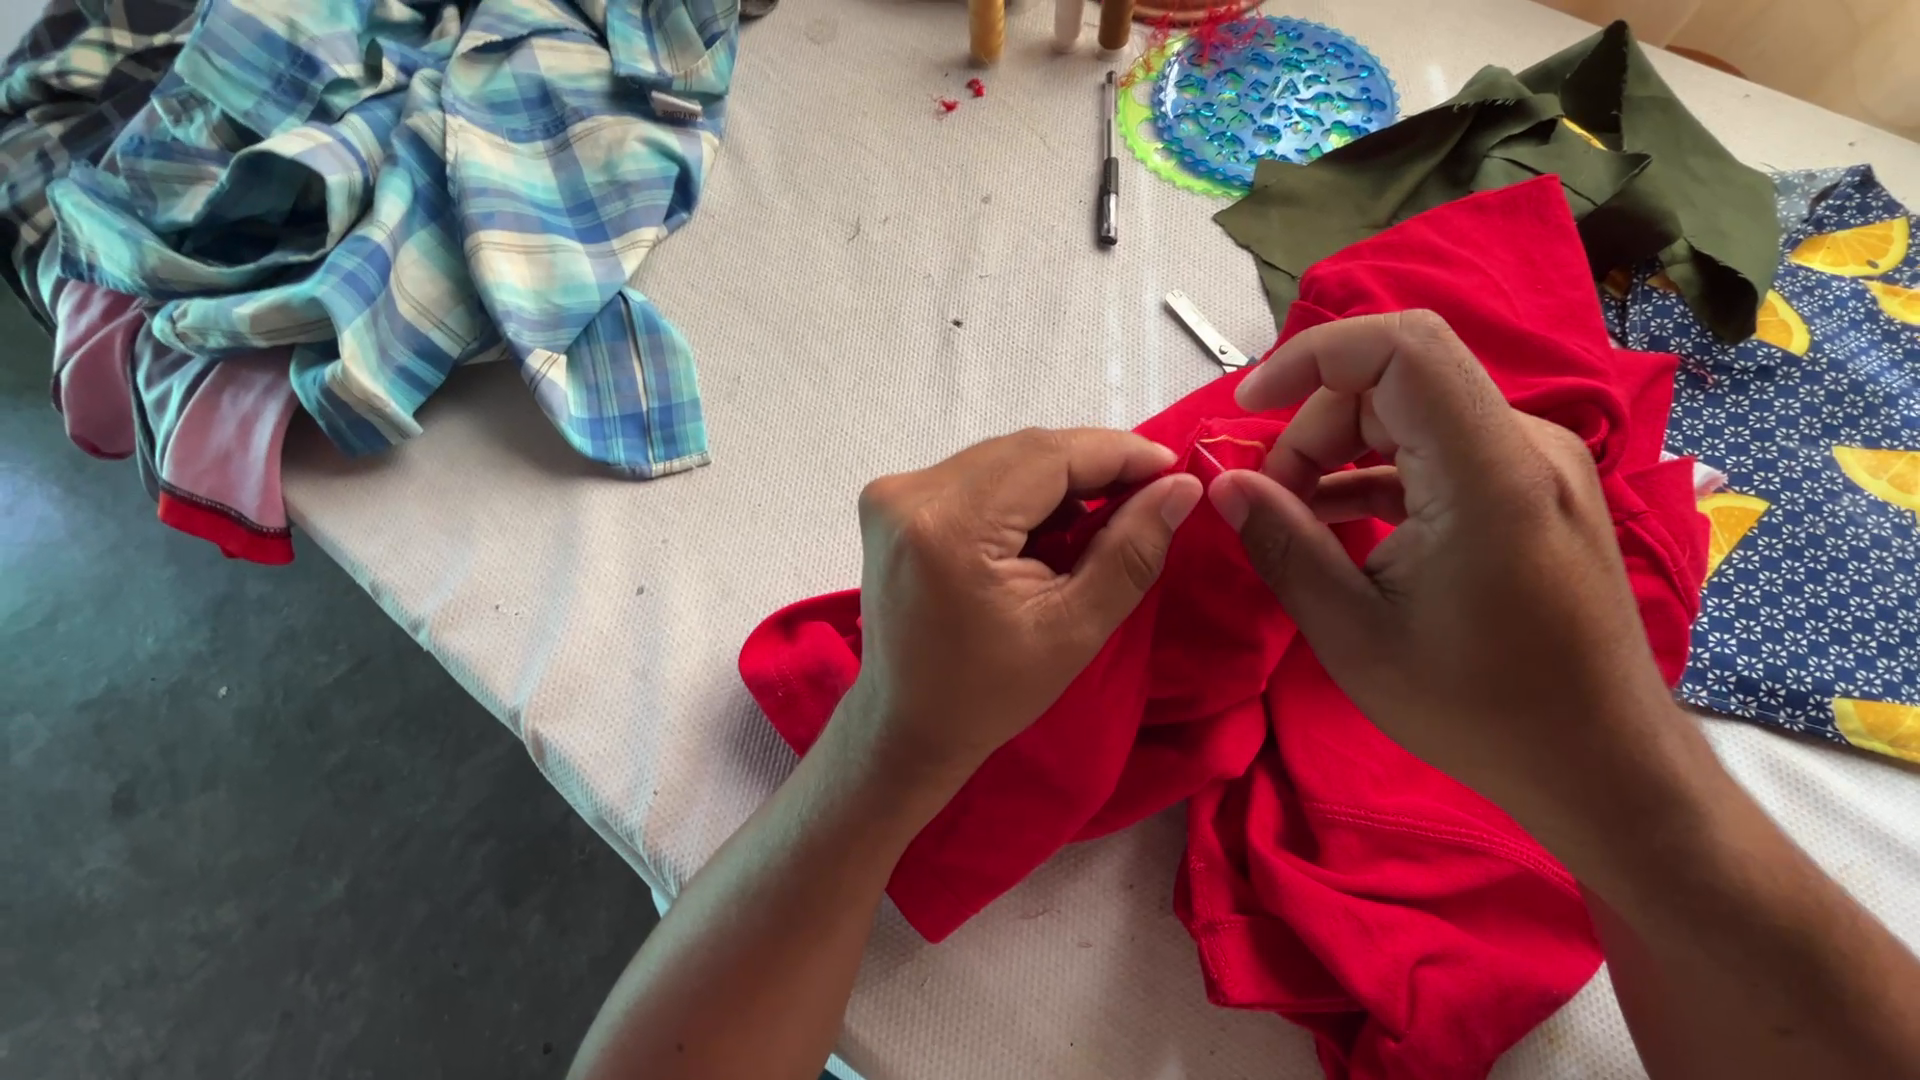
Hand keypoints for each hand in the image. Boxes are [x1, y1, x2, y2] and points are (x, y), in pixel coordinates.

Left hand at [840, 428, 1203, 780]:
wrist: (907, 721)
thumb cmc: (990, 693)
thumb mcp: (1074, 630)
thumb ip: (1131, 552)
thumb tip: (1182, 487)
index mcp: (949, 527)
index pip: (1048, 456)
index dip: (1117, 452)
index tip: (1170, 467)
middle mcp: (909, 494)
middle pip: (1024, 450)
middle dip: (1091, 466)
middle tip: (1145, 494)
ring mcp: (893, 494)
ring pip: (1002, 458)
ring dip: (1057, 479)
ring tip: (1099, 519)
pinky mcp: (890, 501)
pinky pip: (976, 474)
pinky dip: (1021, 491)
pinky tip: (1047, 527)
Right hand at [1208, 311, 1692, 836]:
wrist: (1599, 764)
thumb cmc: (1476, 708)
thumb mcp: (1352, 633)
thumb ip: (1282, 544)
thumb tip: (1223, 484)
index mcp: (1486, 474)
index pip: (1400, 348)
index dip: (1311, 356)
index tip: (1246, 408)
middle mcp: (1522, 448)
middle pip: (1392, 382)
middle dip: (1310, 428)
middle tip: (1268, 502)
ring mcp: (1533, 467)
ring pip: (1409, 414)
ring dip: (1337, 453)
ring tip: (1295, 520)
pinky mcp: (1529, 492)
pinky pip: (1435, 451)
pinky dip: (1373, 474)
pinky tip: (1338, 526)